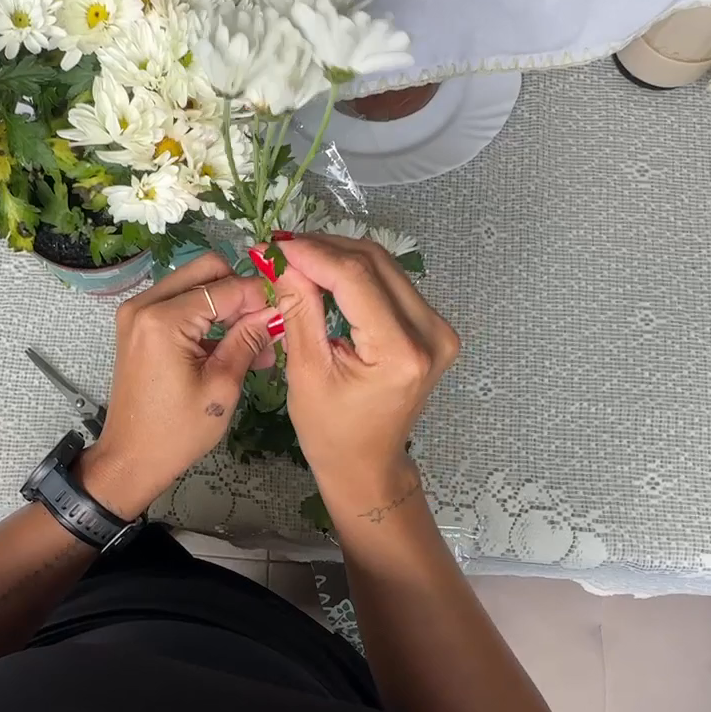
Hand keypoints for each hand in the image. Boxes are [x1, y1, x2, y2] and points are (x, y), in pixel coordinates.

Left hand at [79, 253, 281, 517]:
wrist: (131, 458)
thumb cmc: (176, 431)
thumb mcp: (221, 387)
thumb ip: (247, 341)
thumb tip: (275, 312)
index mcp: (163, 319)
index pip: (226, 288)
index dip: (259, 297)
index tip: (284, 312)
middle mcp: (144, 304)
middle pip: (206, 269)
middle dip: (240, 291)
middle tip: (264, 323)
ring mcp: (136, 312)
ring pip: (193, 283)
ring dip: (224, 304)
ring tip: (254, 340)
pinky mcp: (137, 325)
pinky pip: (178, 302)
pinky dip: (204, 315)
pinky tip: (230, 344)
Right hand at [272, 233, 459, 516]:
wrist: (366, 465)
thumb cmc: (330, 432)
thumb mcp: (305, 373)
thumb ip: (300, 311)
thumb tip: (283, 261)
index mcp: (400, 352)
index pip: (356, 279)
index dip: (312, 254)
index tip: (272, 247)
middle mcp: (431, 334)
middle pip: (374, 264)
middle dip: (323, 249)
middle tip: (279, 249)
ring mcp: (438, 329)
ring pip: (384, 267)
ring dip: (338, 257)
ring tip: (295, 258)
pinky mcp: (433, 328)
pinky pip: (391, 284)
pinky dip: (355, 274)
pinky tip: (323, 274)